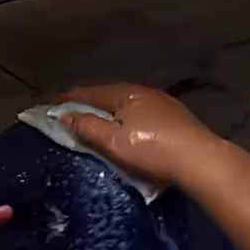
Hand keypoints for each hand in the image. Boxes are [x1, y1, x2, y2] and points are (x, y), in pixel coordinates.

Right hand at [59, 83, 233, 187]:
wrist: (199, 158)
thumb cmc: (152, 150)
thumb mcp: (113, 142)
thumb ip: (87, 127)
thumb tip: (64, 114)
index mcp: (124, 94)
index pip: (89, 92)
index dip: (68, 99)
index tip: (51, 105)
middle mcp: (142, 91)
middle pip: (108, 93)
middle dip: (89, 101)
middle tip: (71, 111)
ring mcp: (161, 101)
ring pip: (127, 100)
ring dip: (110, 107)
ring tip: (98, 118)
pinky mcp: (174, 114)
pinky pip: (142, 109)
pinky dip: (128, 114)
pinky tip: (130, 124)